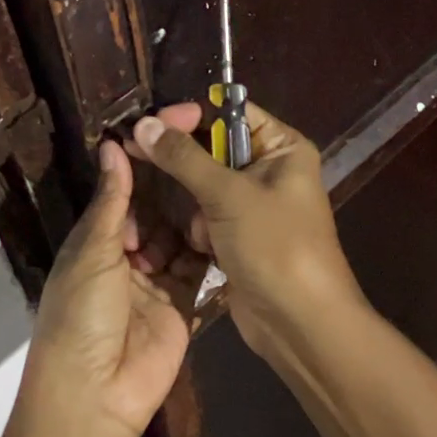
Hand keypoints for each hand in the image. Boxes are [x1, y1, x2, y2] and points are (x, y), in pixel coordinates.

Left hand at [22, 140, 205, 436]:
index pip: (122, 188)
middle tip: (205, 144)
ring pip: (178, 232)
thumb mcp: (93, 251)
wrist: (97, 394)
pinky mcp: (182, 300)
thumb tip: (112, 145)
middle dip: (173, 181)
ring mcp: (155, 278)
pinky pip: (196, 263)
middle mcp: (125, 253)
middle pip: (154, 209)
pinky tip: (226, 214)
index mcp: (95, 238)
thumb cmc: (82, 313)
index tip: (170, 127)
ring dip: (193, 209)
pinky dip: (208, 243)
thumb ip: (112, 200)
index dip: (144, 159)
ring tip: (220, 172)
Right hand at [131, 101, 365, 360]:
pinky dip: (197, 225)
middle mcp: (270, 169)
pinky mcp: (238, 236)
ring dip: (191, 199)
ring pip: (204, 183)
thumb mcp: (228, 195)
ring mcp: (254, 205)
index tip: (152, 123)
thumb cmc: (276, 246)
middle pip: (214, 146)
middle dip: (182, 157)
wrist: (301, 325)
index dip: (192, 114)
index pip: (231, 111)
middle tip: (135, 150)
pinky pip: (206, 214)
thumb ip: (184, 157)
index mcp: (282, 147)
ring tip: (188, 218)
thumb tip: (144, 124)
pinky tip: (200, 243)